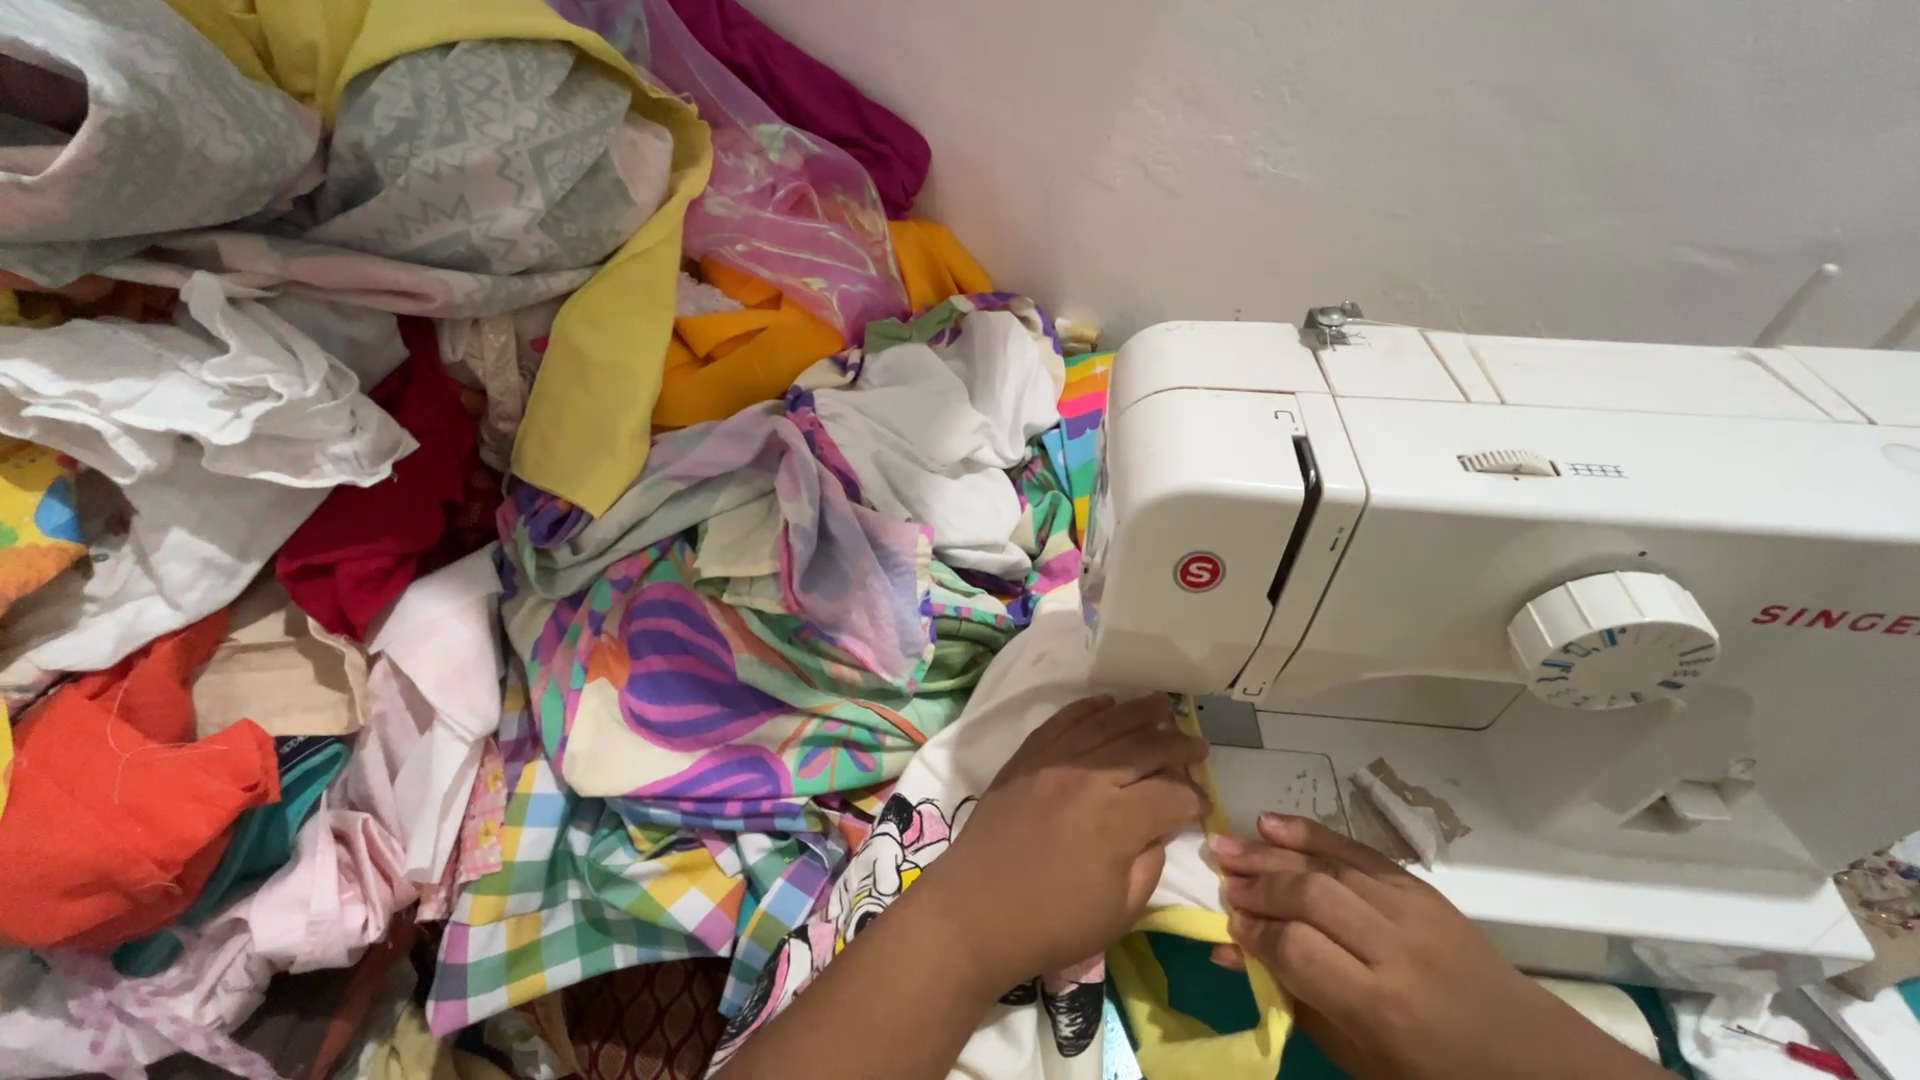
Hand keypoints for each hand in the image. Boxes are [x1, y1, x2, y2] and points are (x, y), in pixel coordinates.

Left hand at [913, 694, 1209, 997]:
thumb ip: (1148, 863)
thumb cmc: (1051, 924)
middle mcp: (1087, 780)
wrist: (974, 912)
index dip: (1194, 799)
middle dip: (1177, 746)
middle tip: (1198, 747)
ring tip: (1163, 704)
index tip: (1202, 805)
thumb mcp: (1119, 911)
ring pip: (1103, 725)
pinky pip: (1059, 723)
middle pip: (1143, 748)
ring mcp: (1051, 764)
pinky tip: (1105, 703)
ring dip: (1138, 712)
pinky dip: (1085, 709)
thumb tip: (1159, 828)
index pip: (1170, 795)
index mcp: (1116, 822)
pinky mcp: (1024, 760)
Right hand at [1212, 815, 1667, 1079]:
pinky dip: (1312, 833)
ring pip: (1328, 866)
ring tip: (1227, 845)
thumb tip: (1229, 949)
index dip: (1252, 931)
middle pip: (1309, 895)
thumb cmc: (1432, 1073)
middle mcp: (1396, 949)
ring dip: (1271, 852)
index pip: (1296, 947)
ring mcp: (1412, 911)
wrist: (1530, 1060)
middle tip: (1218, 876)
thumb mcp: (1356, 1055)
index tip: (1225, 923)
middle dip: (1256, 883)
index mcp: (1380, 1006)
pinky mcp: (1421, 889)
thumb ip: (1292, 996)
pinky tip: (1272, 823)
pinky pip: (1358, 849)